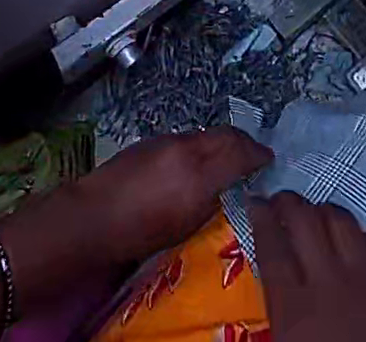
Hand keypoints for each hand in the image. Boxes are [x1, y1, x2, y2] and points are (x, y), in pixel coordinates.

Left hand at [0, 129, 272, 296]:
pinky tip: (198, 163)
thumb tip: (230, 185)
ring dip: (221, 142)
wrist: (96, 213)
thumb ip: (212, 200)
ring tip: (230, 160)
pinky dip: (200, 146)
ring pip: (204, 135)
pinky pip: (185, 138)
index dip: (257, 154)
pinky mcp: (150, 141)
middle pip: (224, 135)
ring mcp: (165, 140)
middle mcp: (185, 148)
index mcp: (198, 173)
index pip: (238, 152)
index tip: (269, 160)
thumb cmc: (142, 231)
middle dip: (244, 142)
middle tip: (256, 155)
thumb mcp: (187, 225)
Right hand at [252, 192, 365, 341]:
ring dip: (325, 212)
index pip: (270, 242)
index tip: (255, 201)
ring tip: (318, 216)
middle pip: (303, 220)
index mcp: (294, 308)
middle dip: (288, 202)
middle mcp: (328, 284)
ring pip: (342, 222)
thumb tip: (267, 294)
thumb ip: (276, 321)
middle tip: (281, 203)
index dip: (260, 214)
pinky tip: (363, 246)